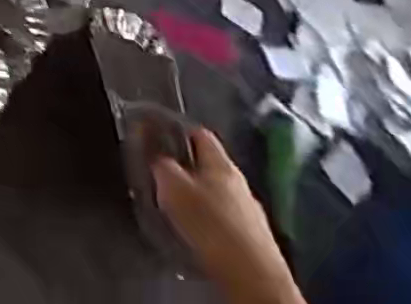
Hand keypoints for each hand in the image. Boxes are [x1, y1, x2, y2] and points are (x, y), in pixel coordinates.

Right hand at [154, 129, 305, 303]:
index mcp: (222, 164)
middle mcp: (240, 183)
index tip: (155, 134)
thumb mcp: (172, 187)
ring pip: (216, 193)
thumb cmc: (211, 225)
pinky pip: (224, 218)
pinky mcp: (253, 240)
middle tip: (159, 173)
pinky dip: (208, 220)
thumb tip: (156, 155)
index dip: (177, 130)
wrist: (255, 280)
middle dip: (184, 166)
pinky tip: (195, 231)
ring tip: (173, 204)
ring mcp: (250, 213)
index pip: (199, 133)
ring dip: (196, 195)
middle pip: (207, 164)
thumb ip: (161, 164)